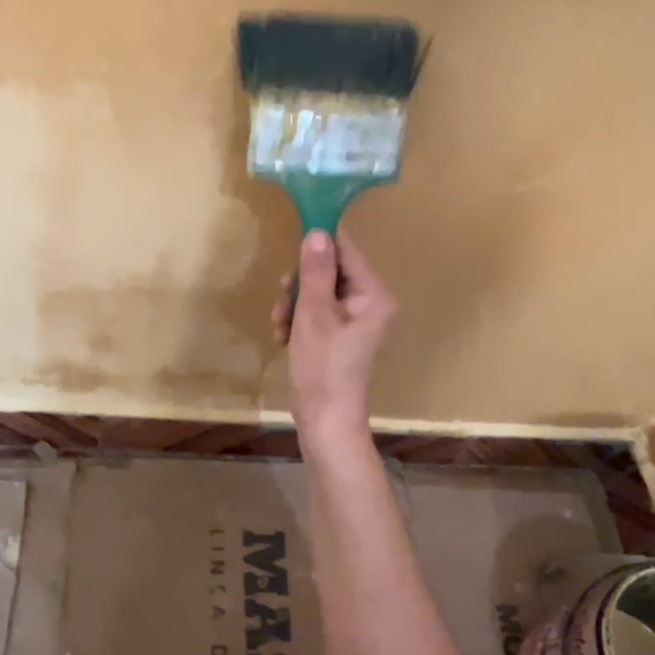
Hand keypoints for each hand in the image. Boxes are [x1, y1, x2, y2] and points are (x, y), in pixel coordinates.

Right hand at [272, 228, 397, 444]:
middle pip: (330, 272)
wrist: (326, 423)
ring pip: (319, 294)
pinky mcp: (342, 338)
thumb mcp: (313, 316)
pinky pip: (318, 315)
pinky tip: (284, 339)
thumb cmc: (322, 369)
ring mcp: (357, 323)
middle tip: (282, 302)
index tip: (289, 252)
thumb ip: (315, 272)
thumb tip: (317, 231)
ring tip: (280, 327)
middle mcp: (371, 304)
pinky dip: (299, 322)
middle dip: (301, 284)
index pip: (346, 250)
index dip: (317, 247)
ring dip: (294, 305)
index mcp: (374, 295)